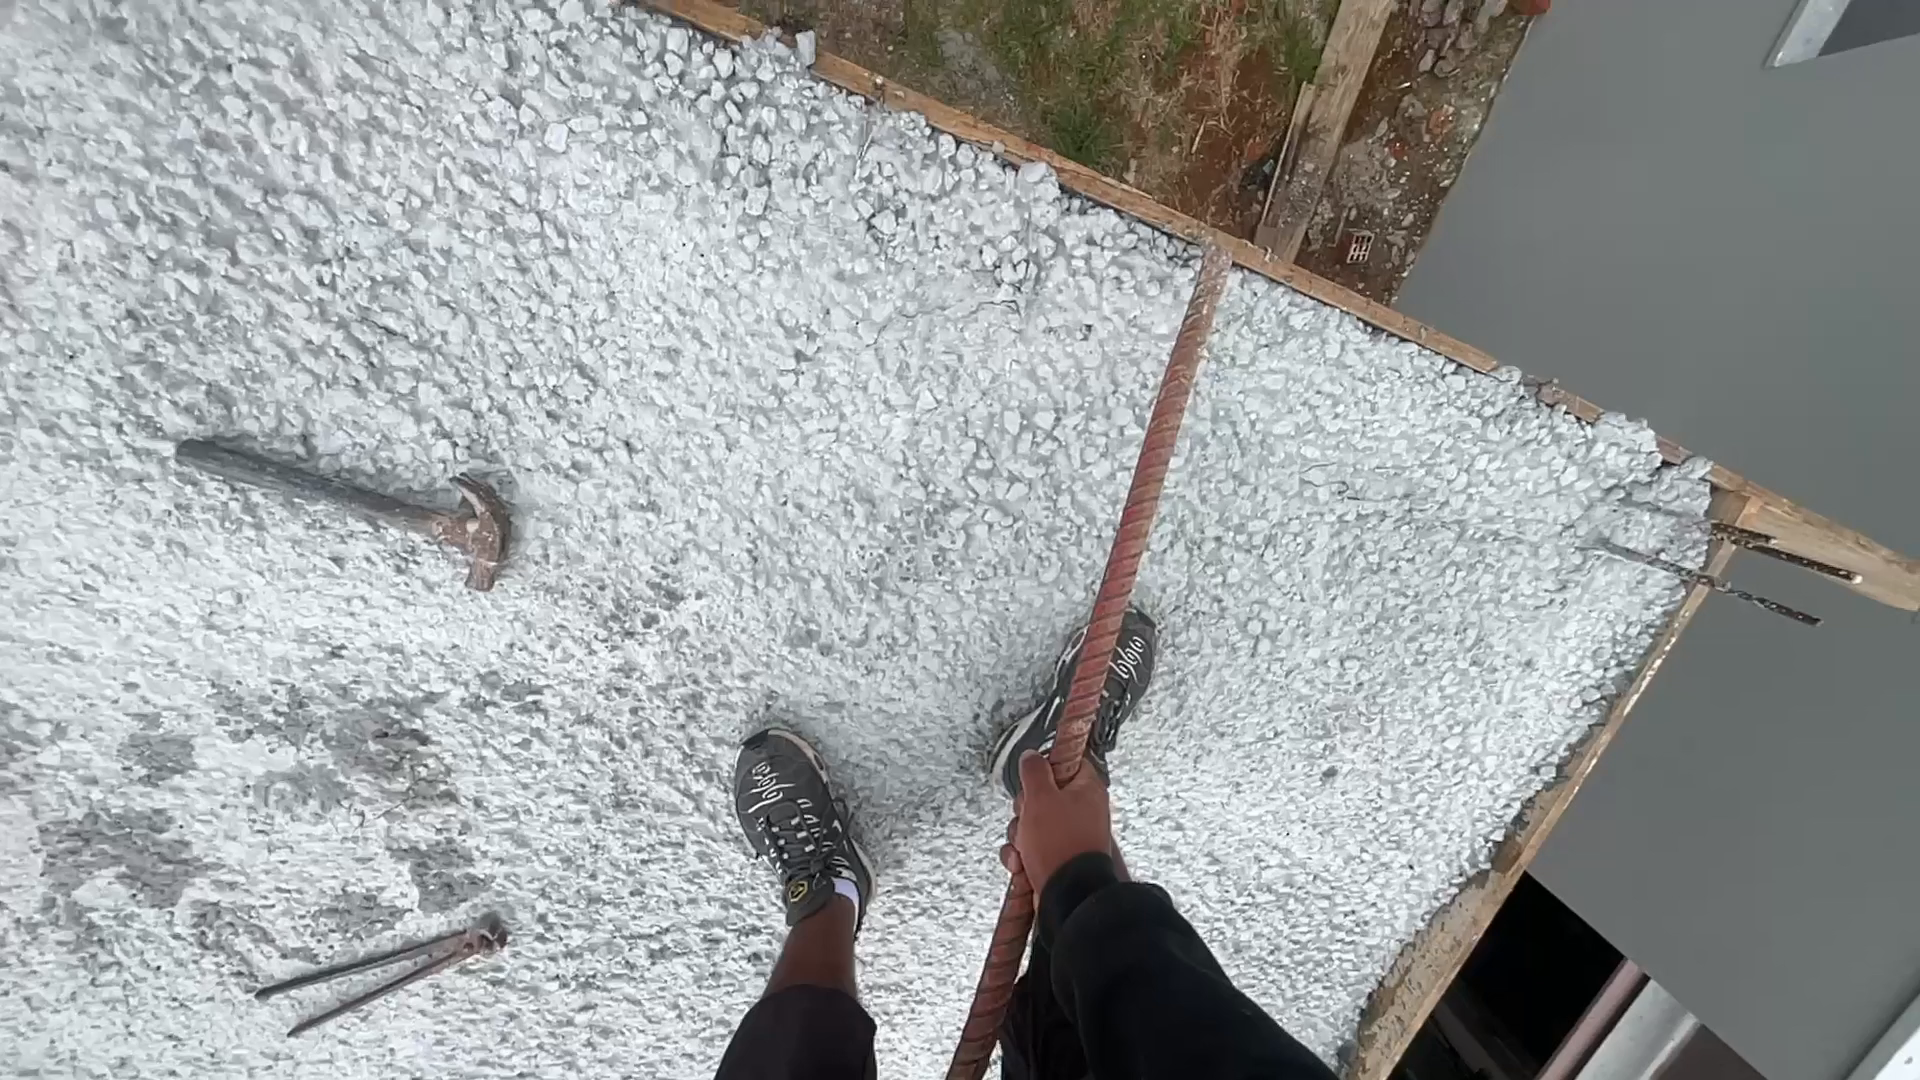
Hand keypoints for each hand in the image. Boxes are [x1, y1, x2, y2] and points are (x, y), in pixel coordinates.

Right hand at [1000, 751, 1112, 893]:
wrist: (1068, 898)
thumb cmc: (1061, 845)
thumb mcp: (1040, 797)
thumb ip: (1034, 771)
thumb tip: (1031, 756)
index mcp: (1086, 789)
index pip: (1066, 762)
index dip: (1044, 767)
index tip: (1033, 777)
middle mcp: (1082, 811)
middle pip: (1043, 793)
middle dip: (1025, 807)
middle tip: (1028, 814)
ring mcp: (1070, 836)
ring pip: (1033, 821)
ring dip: (1020, 833)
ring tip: (1025, 845)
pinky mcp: (1058, 858)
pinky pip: (1031, 847)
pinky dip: (1021, 855)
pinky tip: (1021, 862)